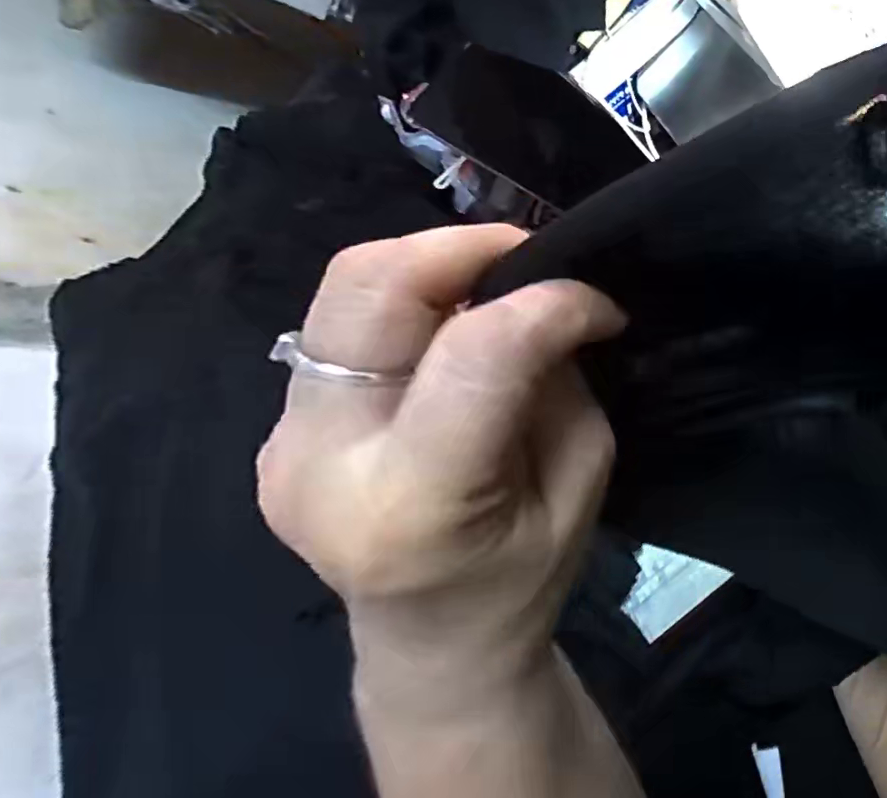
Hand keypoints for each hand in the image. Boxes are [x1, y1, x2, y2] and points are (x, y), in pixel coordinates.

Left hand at [256, 225, 625, 688]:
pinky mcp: (284, 422)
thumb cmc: (526, 573)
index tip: (601, 306)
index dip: (552, 304)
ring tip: (502, 284)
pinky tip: (461, 327)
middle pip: (368, 288)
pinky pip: (351, 320)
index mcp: (414, 500)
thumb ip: (561, 386)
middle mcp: (322, 460)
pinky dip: (419, 298)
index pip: (476, 354)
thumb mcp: (582, 479)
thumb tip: (550, 305)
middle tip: (535, 256)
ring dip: (439, 264)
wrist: (432, 641)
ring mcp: (286, 437)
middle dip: (466, 246)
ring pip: (347, 288)